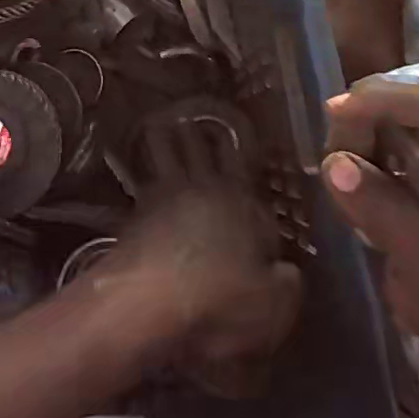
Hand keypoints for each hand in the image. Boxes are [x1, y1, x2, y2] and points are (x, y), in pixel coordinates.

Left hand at [90, 124, 301, 393]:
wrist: (146, 304)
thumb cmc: (219, 300)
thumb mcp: (271, 305)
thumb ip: (286, 284)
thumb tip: (288, 272)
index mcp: (240, 200)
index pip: (244, 163)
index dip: (242, 145)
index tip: (239, 132)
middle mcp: (203, 187)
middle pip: (200, 147)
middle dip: (199, 130)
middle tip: (194, 113)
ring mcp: (164, 196)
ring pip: (164, 152)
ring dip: (164, 137)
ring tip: (159, 122)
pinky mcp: (133, 213)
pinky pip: (138, 181)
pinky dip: (134, 169)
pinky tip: (130, 167)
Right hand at [322, 80, 418, 376]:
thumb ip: (387, 218)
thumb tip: (335, 164)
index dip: (387, 100)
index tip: (337, 109)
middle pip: (412, 106)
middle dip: (364, 118)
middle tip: (333, 159)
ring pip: (394, 118)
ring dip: (356, 133)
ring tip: (340, 177)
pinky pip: (385, 141)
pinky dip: (358, 150)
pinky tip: (350, 182)